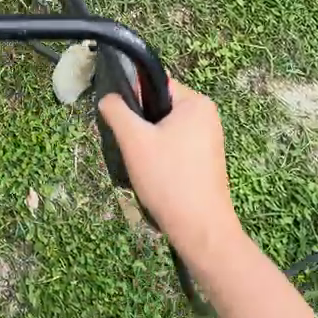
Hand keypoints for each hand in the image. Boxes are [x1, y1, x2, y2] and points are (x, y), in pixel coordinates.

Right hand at [98, 78, 244, 258]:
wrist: (201, 232)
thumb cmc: (168, 178)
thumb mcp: (133, 139)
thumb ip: (115, 109)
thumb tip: (108, 99)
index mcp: (196, 102)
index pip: (153, 85)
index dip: (132, 100)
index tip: (121, 122)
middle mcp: (207, 116)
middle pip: (158, 107)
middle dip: (139, 124)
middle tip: (129, 145)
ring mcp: (209, 140)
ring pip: (164, 129)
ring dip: (147, 142)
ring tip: (140, 162)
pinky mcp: (207, 162)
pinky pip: (175, 146)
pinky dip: (160, 156)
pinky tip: (153, 174)